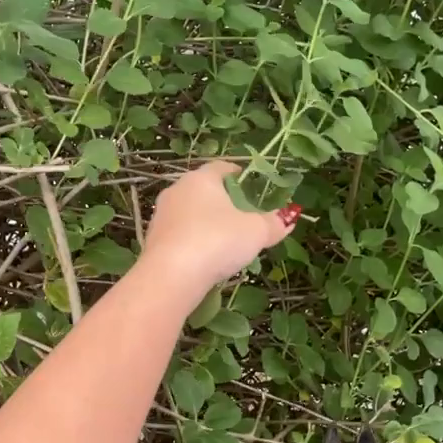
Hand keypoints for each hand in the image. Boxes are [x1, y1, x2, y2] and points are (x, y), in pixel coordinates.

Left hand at [139, 162, 296, 293]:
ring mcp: (162, 215)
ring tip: (225, 238)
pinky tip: (205, 256)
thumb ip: (273, 223)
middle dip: (222, 200)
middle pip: (203, 189)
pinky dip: (193, 239)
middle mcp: (177, 190)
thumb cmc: (217, 241)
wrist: (171, 275)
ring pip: (189, 212)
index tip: (250, 182)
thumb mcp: (255, 232)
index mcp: (201, 179)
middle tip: (241, 214)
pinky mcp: (153, 239)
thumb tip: (289, 218)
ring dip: (206, 221)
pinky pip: (179, 233)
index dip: (238, 173)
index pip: (221, 167)